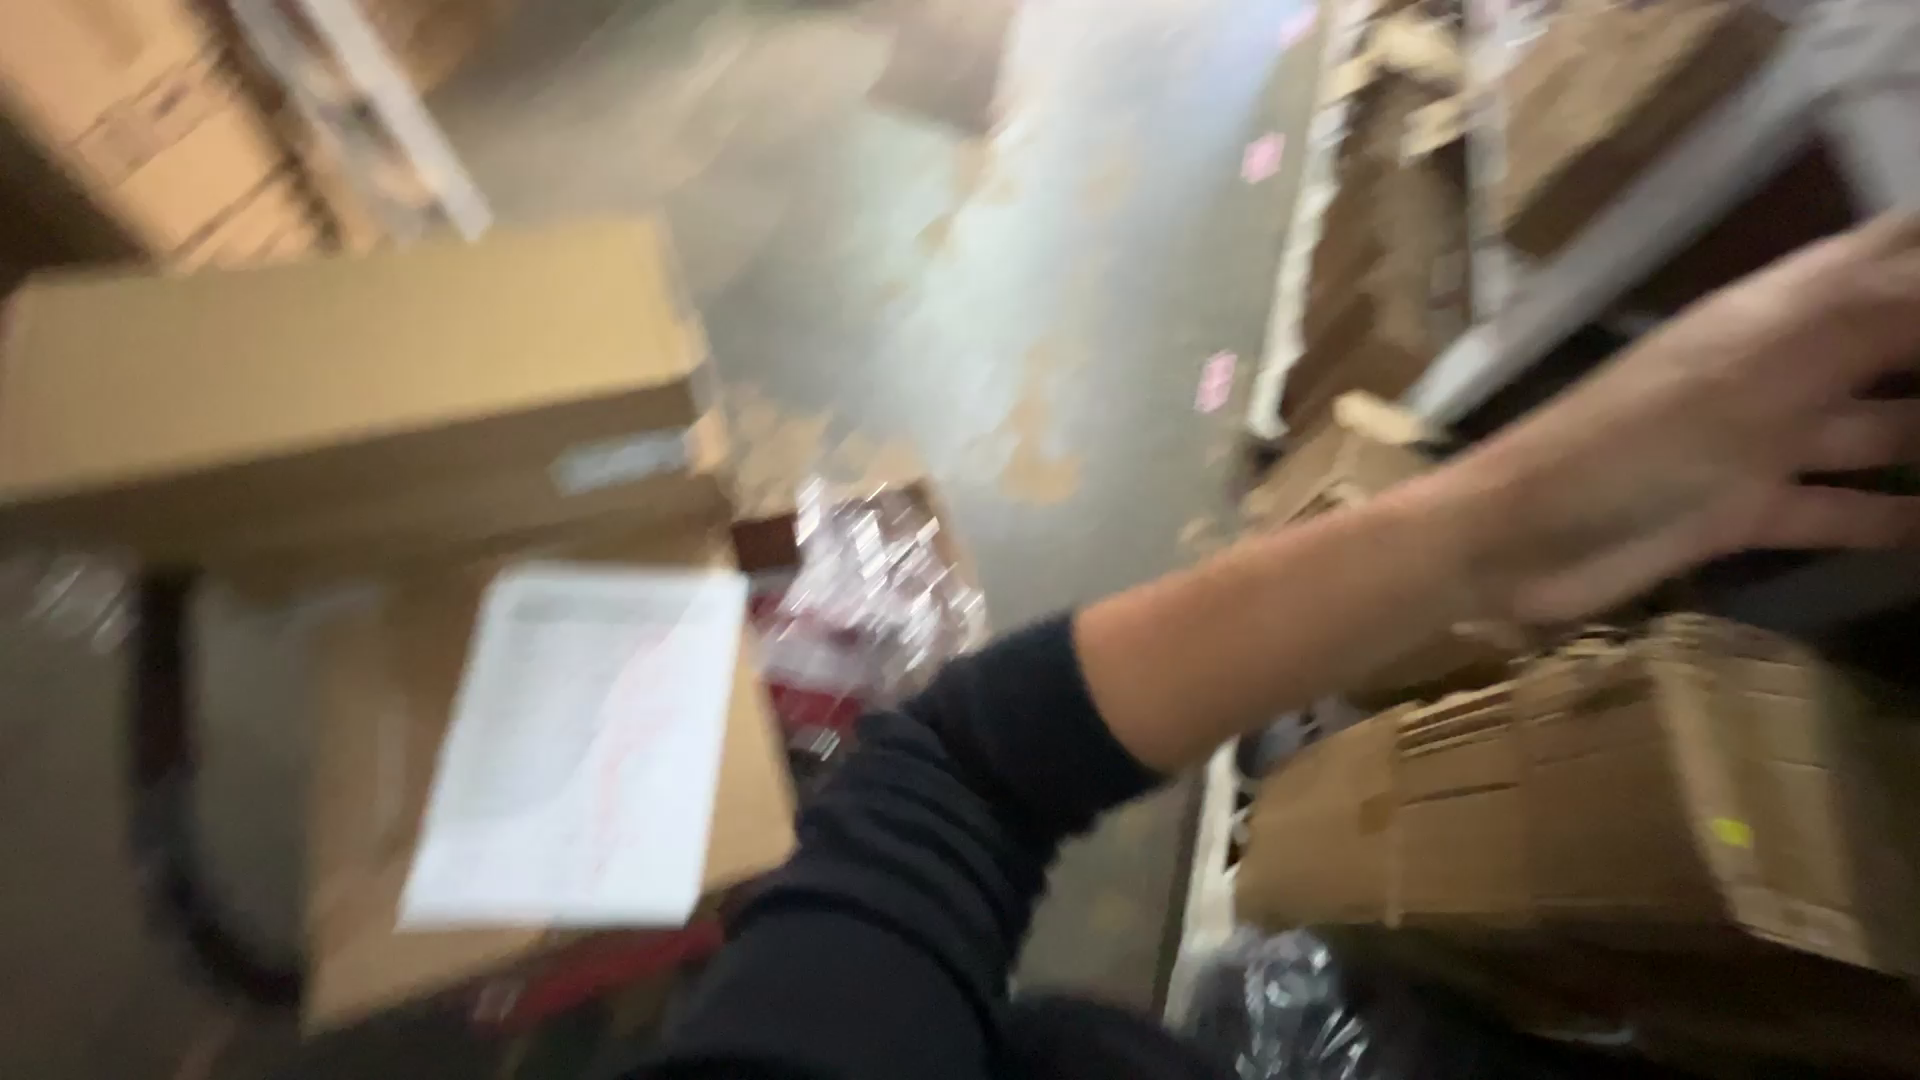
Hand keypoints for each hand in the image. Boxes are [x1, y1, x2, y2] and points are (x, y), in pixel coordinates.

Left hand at [1454, 210, 1919, 623]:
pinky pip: (1845, 511)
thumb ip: (1882, 311)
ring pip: (1892, 428)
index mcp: (1772, 314)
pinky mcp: (1735, 514)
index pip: (1898, 250)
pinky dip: (1905, 518)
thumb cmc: (1623, 446)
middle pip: (1908, 340)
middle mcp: (1773, 370)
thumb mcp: (1756, 367)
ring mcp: (1752, 446)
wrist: (1510, 539)